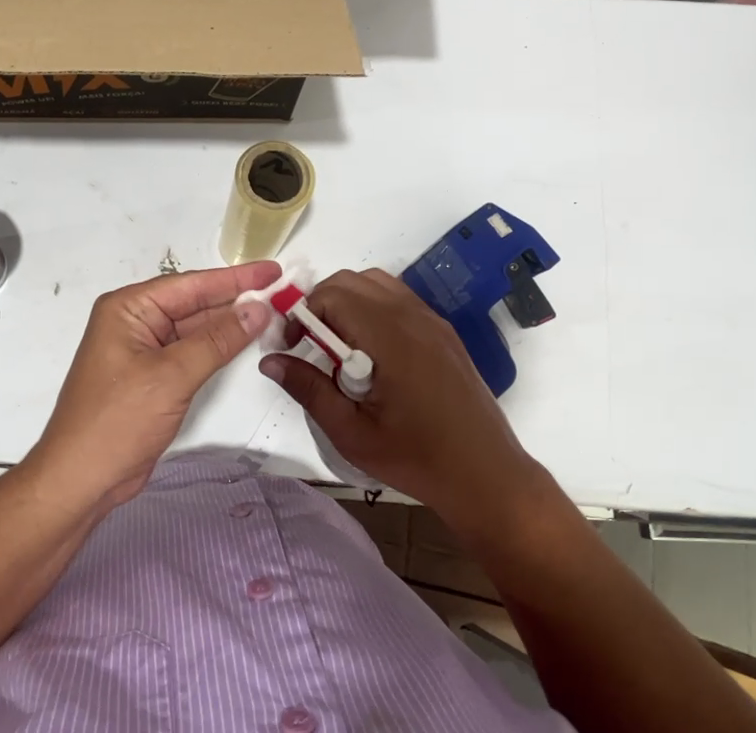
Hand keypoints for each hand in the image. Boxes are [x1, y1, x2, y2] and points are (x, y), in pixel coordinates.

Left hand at [29, 261, 281, 509]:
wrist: (82, 478)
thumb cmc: (119, 421)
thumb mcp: (172, 376)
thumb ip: (218, 340)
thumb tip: (259, 309)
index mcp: (128, 308)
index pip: (191, 284)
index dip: (236, 278)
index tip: (274, 270)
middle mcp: (134, 322)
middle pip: (193, 303)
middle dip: (236, 299)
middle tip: (282, 291)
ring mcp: (142, 351)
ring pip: (194, 328)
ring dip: (230, 323)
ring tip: (274, 311)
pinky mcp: (150, 377)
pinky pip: (189, 352)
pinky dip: (217, 347)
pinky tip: (244, 341)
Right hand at [259, 269, 539, 520]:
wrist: (486, 474)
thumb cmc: (415, 458)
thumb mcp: (351, 433)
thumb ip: (309, 390)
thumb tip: (269, 361)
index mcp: (389, 339)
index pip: (332, 296)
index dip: (303, 315)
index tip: (295, 348)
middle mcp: (412, 318)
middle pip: (352, 281)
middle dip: (321, 305)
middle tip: (312, 348)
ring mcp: (432, 322)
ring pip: (377, 284)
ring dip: (348, 303)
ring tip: (341, 349)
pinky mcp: (443, 332)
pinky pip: (399, 299)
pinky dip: (374, 310)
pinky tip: (372, 353)